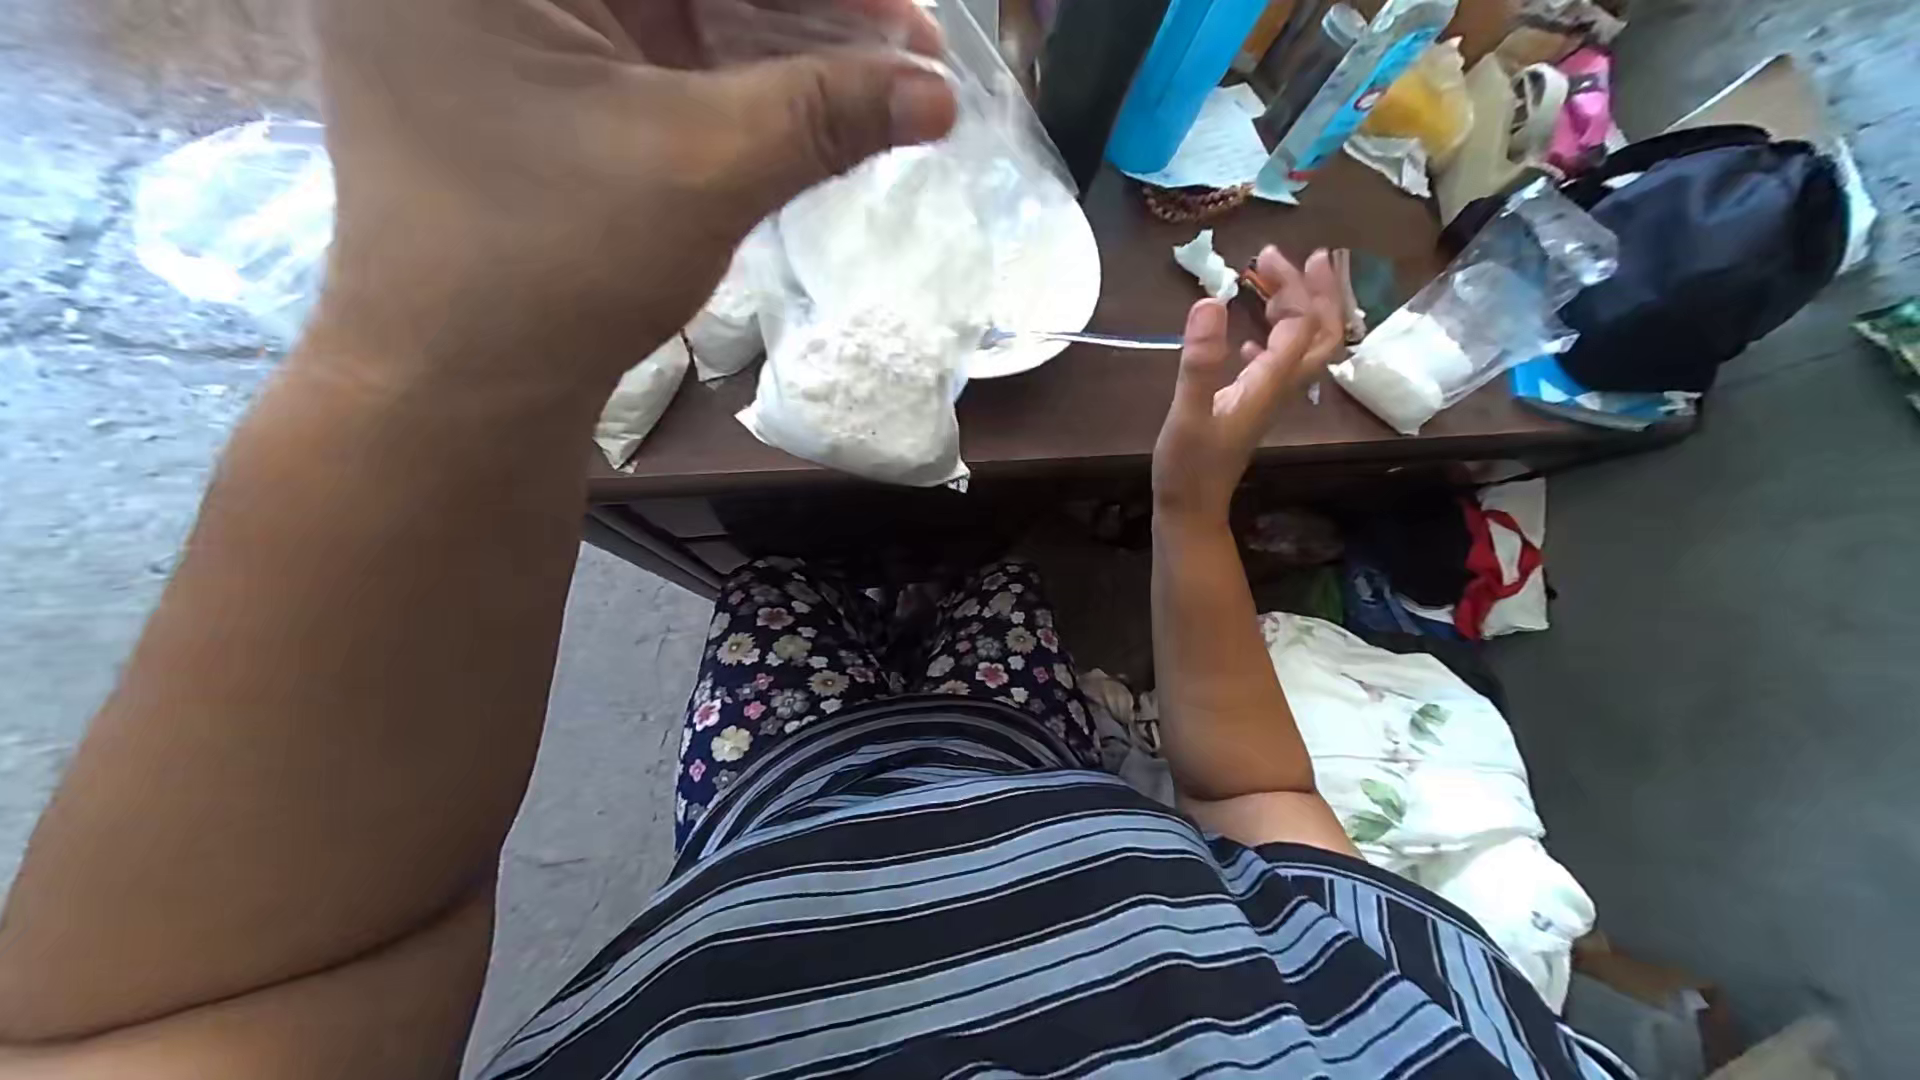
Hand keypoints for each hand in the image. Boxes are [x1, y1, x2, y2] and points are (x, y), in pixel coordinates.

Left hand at [306, 0, 954, 392]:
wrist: (467, 378)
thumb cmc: (560, 267)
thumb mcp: (702, 172)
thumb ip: (823, 118)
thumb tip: (939, 95)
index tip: (907, 18)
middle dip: (809, 7)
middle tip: (906, 50)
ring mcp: (511, 13)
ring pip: (679, 1)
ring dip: (783, 40)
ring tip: (875, 82)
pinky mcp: (540, 71)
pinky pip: (658, 46)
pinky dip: (736, 72)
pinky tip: (807, 98)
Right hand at [1152, 247, 1343, 524]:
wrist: (1191, 507)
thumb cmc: (1188, 465)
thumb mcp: (1188, 413)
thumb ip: (1199, 361)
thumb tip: (1209, 300)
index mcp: (1269, 383)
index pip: (1300, 324)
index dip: (1292, 286)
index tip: (1263, 257)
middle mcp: (1278, 387)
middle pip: (1320, 334)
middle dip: (1317, 292)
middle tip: (1301, 257)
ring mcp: (1266, 398)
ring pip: (1303, 348)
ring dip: (1301, 311)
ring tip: (1279, 283)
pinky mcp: (1250, 407)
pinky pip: (1277, 364)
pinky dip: (1274, 339)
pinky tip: (1249, 336)